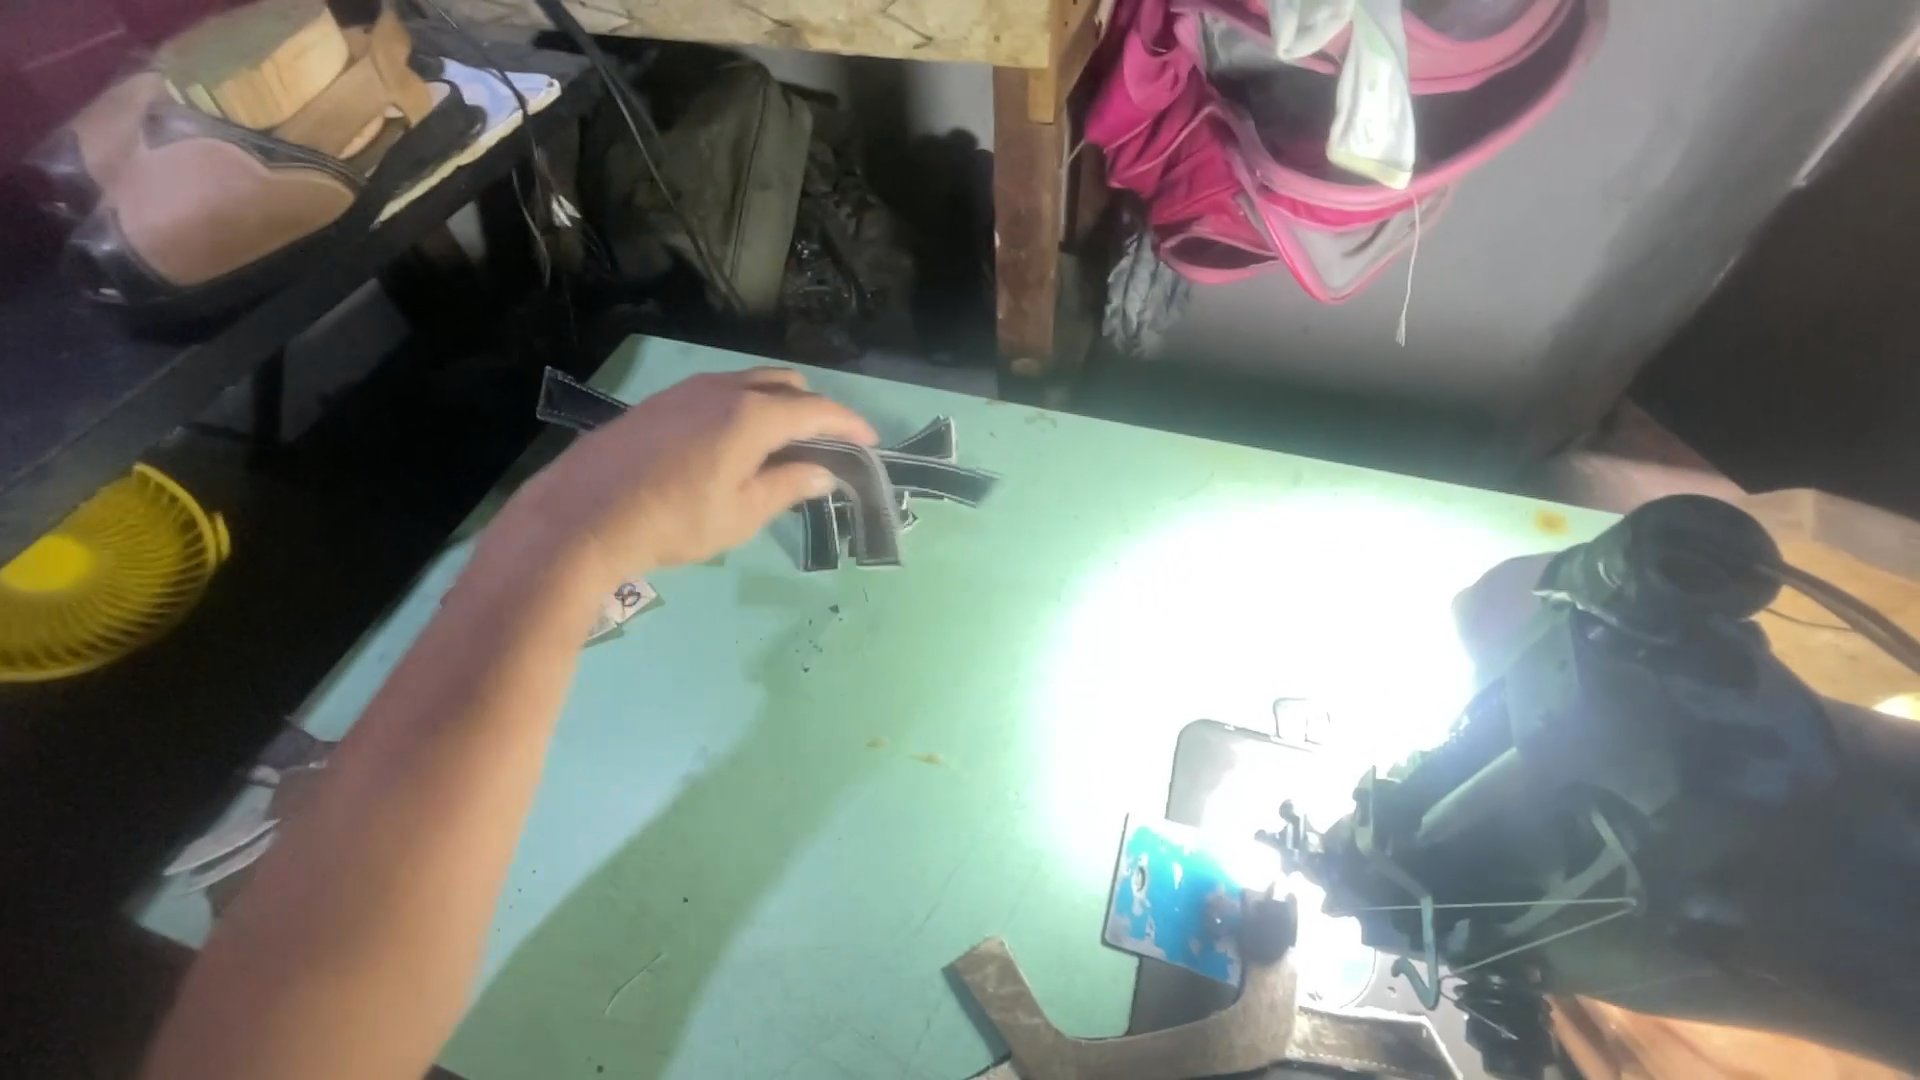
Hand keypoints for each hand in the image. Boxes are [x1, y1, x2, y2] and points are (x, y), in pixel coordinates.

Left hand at [508, 367, 876, 582]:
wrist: (582, 516)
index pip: (818, 411)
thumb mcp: (742, 514)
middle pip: (787, 385)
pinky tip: (733, 443)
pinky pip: (719, 392)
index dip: (850, 425)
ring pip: (750, 383)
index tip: (870, 442)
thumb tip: (823, 473)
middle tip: (826, 445)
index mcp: (753, 416)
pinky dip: (744, 408)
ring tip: (782, 444)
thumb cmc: (674, 522)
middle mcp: (724, 390)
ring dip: (778, 406)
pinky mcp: (661, 402)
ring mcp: (687, 391)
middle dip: (816, 410)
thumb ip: (788, 487)